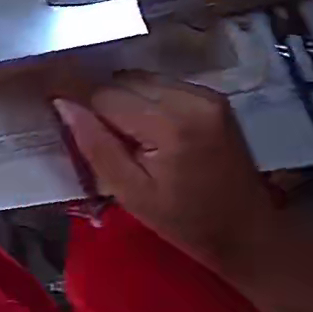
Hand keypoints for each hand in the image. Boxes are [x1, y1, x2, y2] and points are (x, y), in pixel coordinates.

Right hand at [55, 72, 287, 274]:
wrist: (249, 234)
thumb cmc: (186, 223)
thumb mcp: (131, 194)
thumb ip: (95, 145)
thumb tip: (62, 103)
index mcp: (170, 126)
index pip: (106, 95)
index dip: (82, 104)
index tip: (64, 113)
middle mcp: (190, 99)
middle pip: (123, 80)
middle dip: (104, 101)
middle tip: (101, 134)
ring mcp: (205, 94)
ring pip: (141, 77)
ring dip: (125, 97)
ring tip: (127, 133)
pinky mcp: (213, 96)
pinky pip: (162, 83)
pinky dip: (147, 98)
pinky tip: (150, 127)